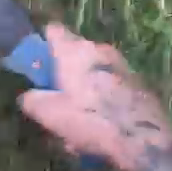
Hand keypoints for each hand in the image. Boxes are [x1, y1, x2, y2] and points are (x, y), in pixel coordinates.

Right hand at [18, 24, 171, 170]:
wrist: (142, 140)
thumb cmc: (90, 120)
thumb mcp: (48, 115)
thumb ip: (32, 100)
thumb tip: (29, 96)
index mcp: (74, 50)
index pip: (52, 30)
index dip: (41, 45)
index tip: (37, 66)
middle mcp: (99, 49)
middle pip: (73, 55)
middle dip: (63, 76)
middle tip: (56, 103)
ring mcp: (122, 65)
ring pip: (92, 74)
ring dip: (83, 92)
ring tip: (79, 125)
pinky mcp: (138, 83)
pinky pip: (110, 86)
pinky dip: (102, 100)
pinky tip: (101, 127)